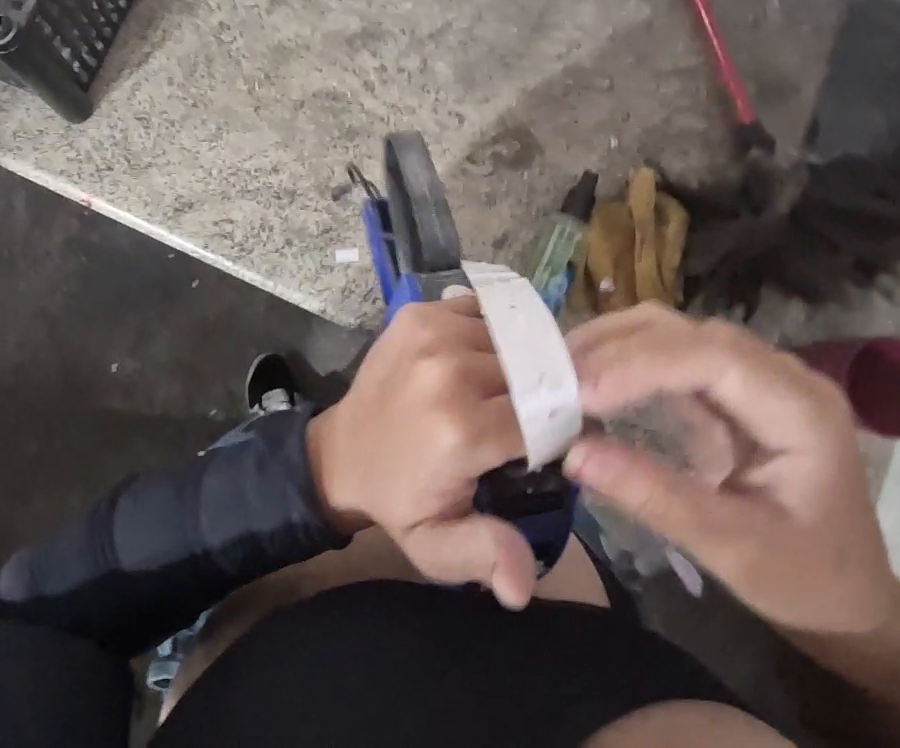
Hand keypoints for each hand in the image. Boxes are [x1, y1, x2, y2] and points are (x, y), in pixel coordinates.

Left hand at [307, 296, 536, 608]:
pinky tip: (482, 358)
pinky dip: (492, 332)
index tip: (552, 445)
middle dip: (540, 392)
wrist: (341, 454)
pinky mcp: (418, 313)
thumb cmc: (400, 500)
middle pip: (533, 371)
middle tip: (528, 415)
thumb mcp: (437, 544)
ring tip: (502, 388)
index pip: (548, 415)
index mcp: (462, 429)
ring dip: (516, 360)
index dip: (559, 429)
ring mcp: (431, 333)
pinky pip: (482, 311)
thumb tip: (522, 589)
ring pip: (512, 338)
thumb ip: (484, 556)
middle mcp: (449, 371)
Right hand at [562, 303, 899, 634]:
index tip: (579, 392)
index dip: (641, 365)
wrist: (846, 596)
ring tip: (560, 370)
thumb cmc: (803, 579)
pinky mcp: (731, 389)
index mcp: (801, 410)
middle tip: (552, 377)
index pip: (714, 358)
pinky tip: (588, 378)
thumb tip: (573, 453)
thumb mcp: (731, 548)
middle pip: (690, 333)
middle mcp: (782, 376)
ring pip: (676, 332)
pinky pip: (672, 355)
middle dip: (617, 348)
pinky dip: (625, 360)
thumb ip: (654, 496)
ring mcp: (757, 377)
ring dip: (615, 345)